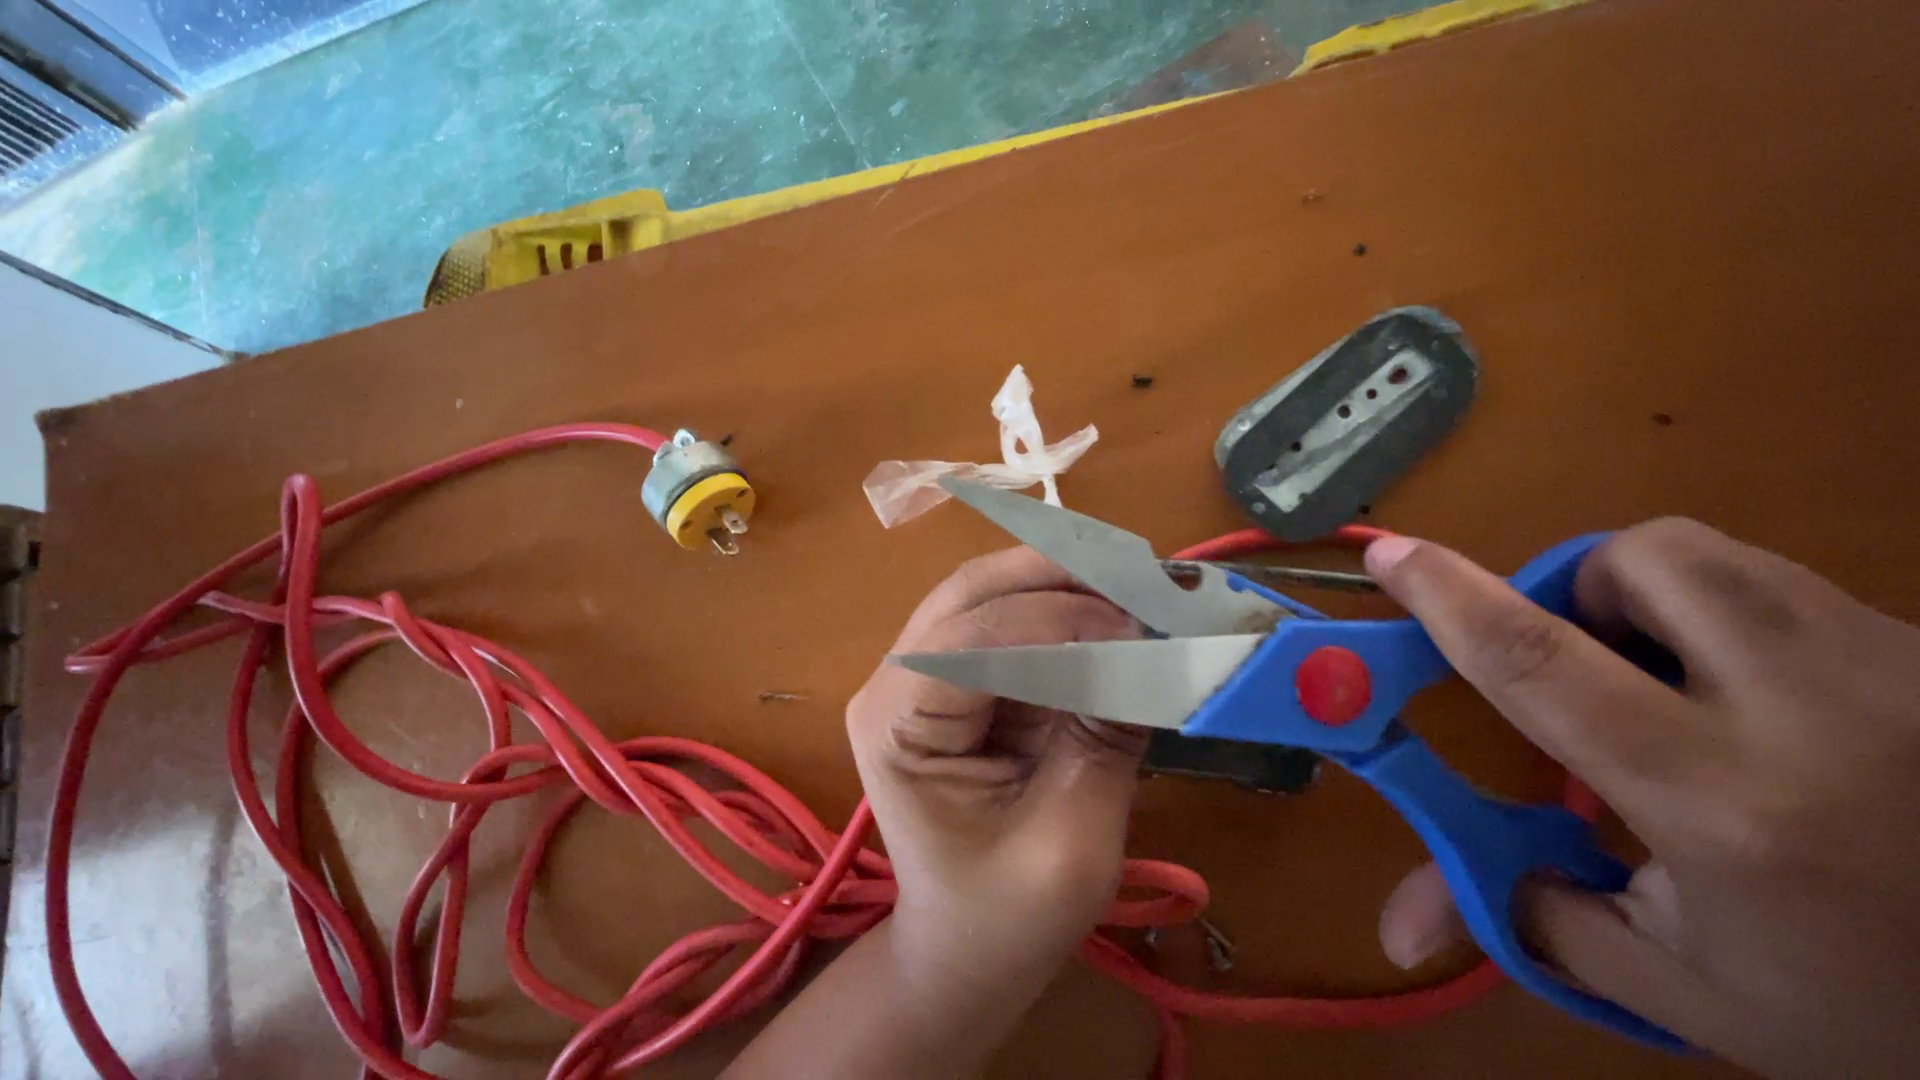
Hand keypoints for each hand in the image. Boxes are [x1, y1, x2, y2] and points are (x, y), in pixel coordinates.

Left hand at [725, 547, 1147, 1079]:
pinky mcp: (948, 683)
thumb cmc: (1010, 915)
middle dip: (1056, 575)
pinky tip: (1103, 612)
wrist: (965, 950)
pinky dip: (1055, 610)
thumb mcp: (1074, 836)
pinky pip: (1000, 622)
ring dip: (1058, 583)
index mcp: (898, 725)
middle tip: (1138, 573)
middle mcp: (891, 682)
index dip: (1058, 618)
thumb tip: (1151, 641)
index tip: (1136, 623)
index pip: (973, 636)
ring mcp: (914, 676)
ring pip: (985, 594)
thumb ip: (1107, 733)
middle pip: (970, 593)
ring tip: (1129, 585)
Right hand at [1366, 519, 1919, 1078]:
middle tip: (1584, 656)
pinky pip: (1786, 587)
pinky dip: (1729, 618)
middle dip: (1580, 584)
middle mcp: (1807, 710)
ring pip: (1718, 555)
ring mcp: (1894, 667)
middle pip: (1647, 559)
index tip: (1389, 554)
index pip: (1541, 665)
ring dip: (1652, 596)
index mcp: (1718, 801)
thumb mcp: (1676, 985)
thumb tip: (1397, 929)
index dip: (1448, 600)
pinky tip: (1760, 702)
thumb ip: (1526, 917)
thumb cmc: (1862, 1008)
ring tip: (1668, 683)